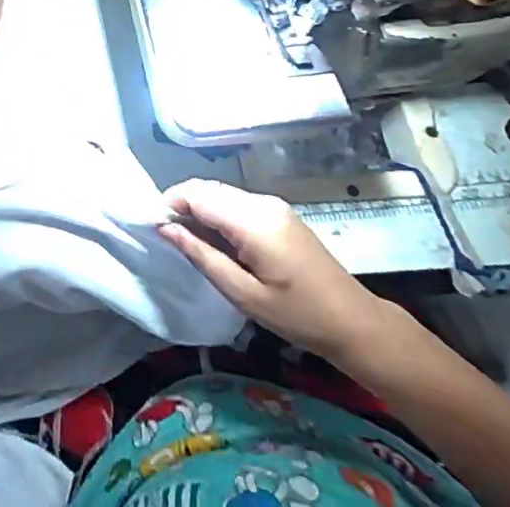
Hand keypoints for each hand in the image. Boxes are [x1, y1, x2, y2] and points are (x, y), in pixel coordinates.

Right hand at [159, 179, 399, 362]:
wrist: (354, 321)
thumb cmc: (297, 315)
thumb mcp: (243, 293)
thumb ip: (201, 256)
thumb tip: (165, 229)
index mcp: (253, 221)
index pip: (198, 194)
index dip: (170, 204)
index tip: (156, 228)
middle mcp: (262, 203)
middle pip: (207, 189)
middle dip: (183, 206)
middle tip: (172, 239)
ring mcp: (272, 205)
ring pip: (220, 194)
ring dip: (200, 211)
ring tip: (194, 245)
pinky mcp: (278, 212)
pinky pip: (236, 202)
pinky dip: (219, 215)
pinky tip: (219, 244)